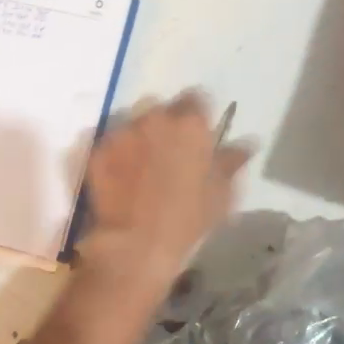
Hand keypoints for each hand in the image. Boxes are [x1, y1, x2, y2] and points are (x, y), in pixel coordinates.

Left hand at [79, 91, 251, 286]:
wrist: (136, 244)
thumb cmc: (187, 220)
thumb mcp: (220, 194)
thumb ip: (231, 162)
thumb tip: (247, 143)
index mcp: (189, 123)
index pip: (197, 99)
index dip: (197, 118)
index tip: (196, 137)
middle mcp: (153, 118)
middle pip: (160, 108)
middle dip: (165, 125)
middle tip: (168, 152)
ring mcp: (121, 133)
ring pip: (132, 123)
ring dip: (139, 136)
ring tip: (141, 165)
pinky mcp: (96, 151)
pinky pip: (109, 143)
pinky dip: (115, 154)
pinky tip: (120, 176)